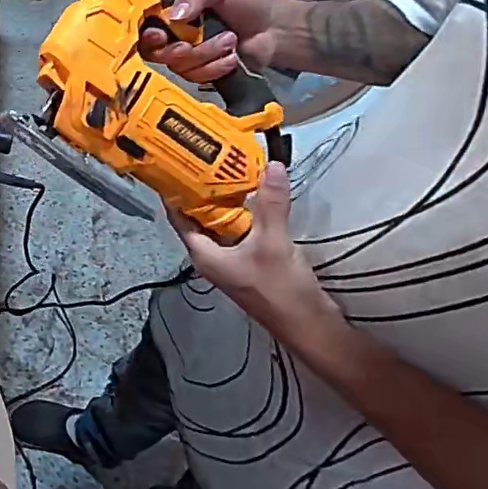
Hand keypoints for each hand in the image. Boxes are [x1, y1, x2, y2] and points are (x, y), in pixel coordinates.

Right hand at [141, 0, 277, 82]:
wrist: (273, 30)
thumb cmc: (244, 3)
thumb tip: (174, 16)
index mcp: (169, 15)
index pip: (142, 28)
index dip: (146, 36)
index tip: (160, 36)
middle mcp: (170, 37)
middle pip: (155, 53)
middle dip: (178, 51)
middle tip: (195, 43)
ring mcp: (183, 59)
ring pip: (178, 66)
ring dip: (207, 55)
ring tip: (230, 41)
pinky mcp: (198, 75)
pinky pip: (195, 78)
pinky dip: (215, 68)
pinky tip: (231, 58)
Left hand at [171, 162, 341, 342]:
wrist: (310, 327)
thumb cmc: (280, 287)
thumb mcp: (273, 241)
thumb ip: (271, 204)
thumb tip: (273, 166)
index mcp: (201, 252)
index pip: (178, 216)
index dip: (176, 192)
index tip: (178, 165)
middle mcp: (209, 256)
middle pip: (199, 218)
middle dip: (203, 193)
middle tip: (208, 161)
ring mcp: (229, 261)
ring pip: (221, 226)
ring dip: (226, 204)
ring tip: (231, 172)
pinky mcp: (248, 263)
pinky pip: (239, 234)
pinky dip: (243, 217)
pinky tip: (255, 200)